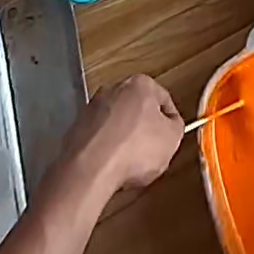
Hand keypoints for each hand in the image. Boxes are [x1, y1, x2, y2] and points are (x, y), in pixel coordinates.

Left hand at [61, 74, 183, 194]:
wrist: (90, 170)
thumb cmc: (130, 150)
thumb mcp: (172, 139)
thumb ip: (176, 127)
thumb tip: (171, 127)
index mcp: (140, 84)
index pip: (163, 99)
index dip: (170, 122)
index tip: (172, 135)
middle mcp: (114, 89)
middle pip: (137, 109)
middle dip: (145, 129)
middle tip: (152, 150)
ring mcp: (92, 108)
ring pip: (117, 124)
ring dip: (124, 140)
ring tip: (130, 164)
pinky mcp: (77, 129)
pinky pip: (100, 139)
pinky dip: (106, 151)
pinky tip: (111, 167)